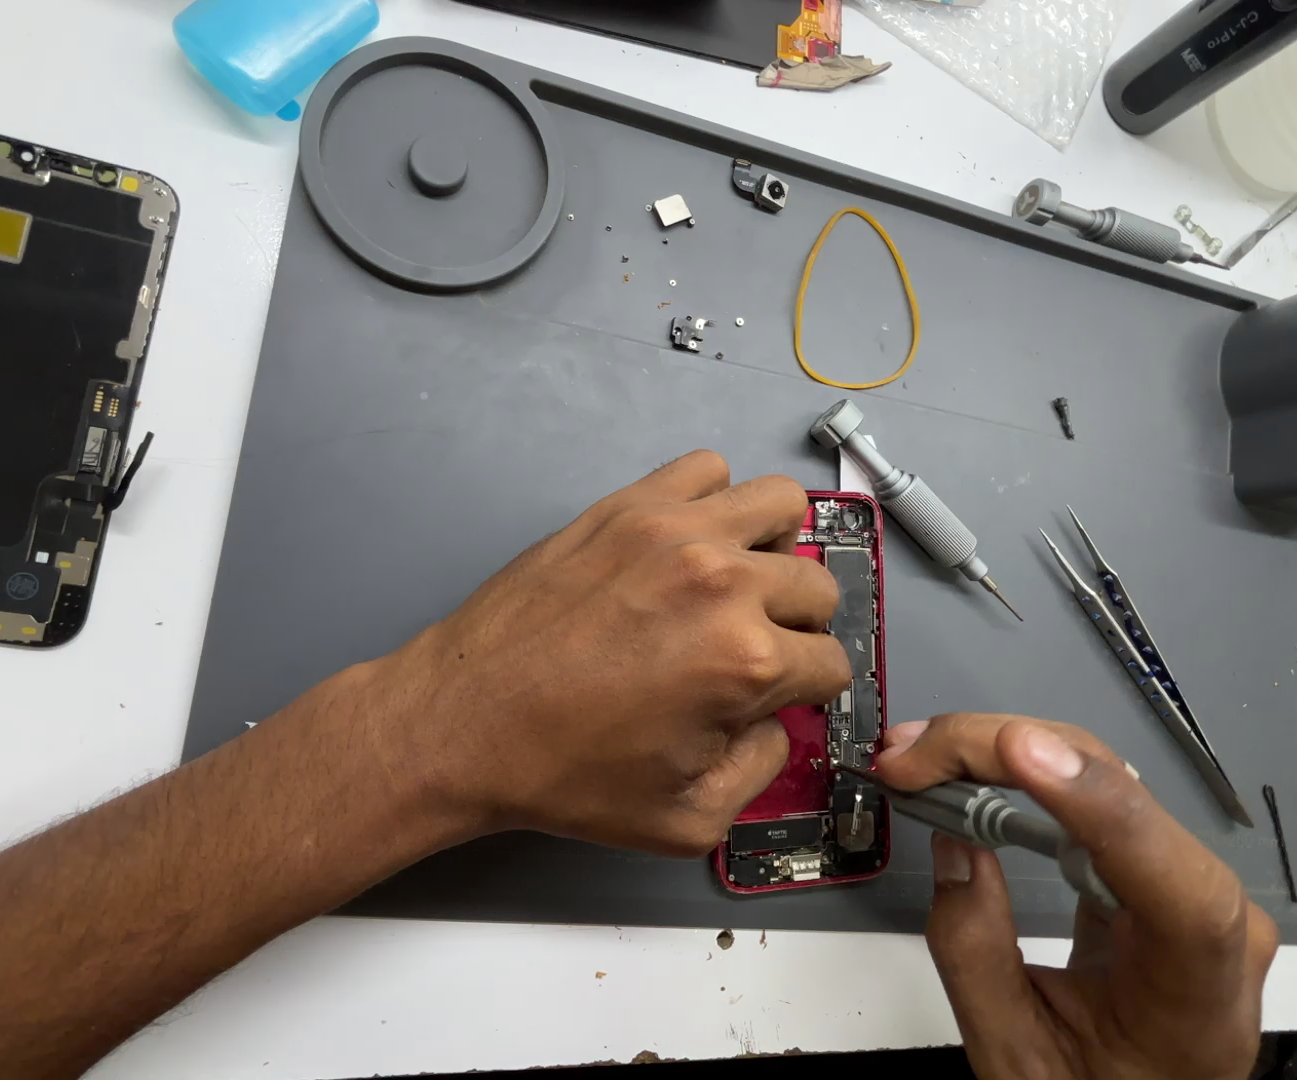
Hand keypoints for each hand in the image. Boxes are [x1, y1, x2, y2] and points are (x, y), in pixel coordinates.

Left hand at [362, 450, 851, 854]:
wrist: (465, 719)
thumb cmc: (569, 776)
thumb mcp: (688, 819)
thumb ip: (763, 767)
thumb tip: (778, 717)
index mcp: (747, 662)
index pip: (830, 663)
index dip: (808, 688)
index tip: (773, 692)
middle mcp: (723, 582)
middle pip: (817, 586)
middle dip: (798, 625)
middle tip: (748, 644)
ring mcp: (674, 530)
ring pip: (780, 505)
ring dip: (774, 548)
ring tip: (732, 581)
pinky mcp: (627, 503)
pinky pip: (706, 469)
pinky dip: (712, 501)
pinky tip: (684, 542)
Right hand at [873, 714, 1277, 1079]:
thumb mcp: (1014, 1054)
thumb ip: (976, 953)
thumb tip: (954, 837)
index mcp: (1196, 996)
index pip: (1179, 891)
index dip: (1102, 809)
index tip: (1018, 753)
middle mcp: (1210, 914)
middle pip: (1117, 794)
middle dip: (1002, 754)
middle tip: (907, 755)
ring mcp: (1179, 870)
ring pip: (1094, 771)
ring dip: (996, 748)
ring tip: (917, 752)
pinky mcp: (1142, 851)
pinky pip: (1079, 786)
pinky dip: (1009, 764)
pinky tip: (960, 760)